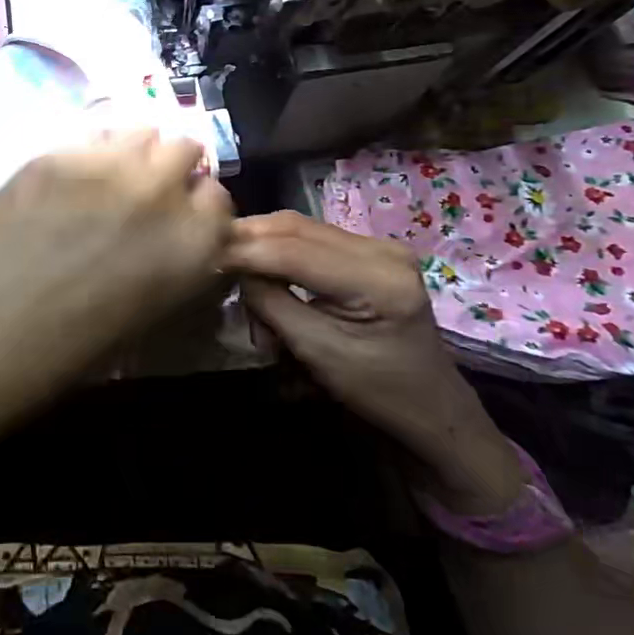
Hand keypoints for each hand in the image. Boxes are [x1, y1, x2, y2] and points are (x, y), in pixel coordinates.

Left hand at [0, 130, 232, 452]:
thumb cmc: (65, 352)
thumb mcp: (145, 316)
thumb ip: (172, 263)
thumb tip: (175, 235)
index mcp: (193, 243)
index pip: (219, 199)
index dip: (197, 210)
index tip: (179, 220)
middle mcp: (158, 192)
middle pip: (185, 150)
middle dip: (171, 172)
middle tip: (142, 198)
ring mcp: (103, 166)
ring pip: (141, 132)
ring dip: (135, 154)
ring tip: (109, 182)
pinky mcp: (55, 154)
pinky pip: (92, 139)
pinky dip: (91, 156)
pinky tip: (66, 186)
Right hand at [226, 212, 526, 514]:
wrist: (430, 407)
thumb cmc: (376, 390)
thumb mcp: (315, 350)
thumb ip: (271, 302)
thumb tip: (233, 268)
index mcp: (377, 277)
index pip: (292, 249)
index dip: (243, 249)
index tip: (202, 255)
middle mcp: (381, 248)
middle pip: (295, 227)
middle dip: (248, 239)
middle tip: (210, 255)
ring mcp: (379, 246)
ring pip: (299, 228)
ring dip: (262, 244)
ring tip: (236, 269)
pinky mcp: (371, 252)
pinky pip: (312, 239)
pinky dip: (281, 251)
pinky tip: (263, 268)